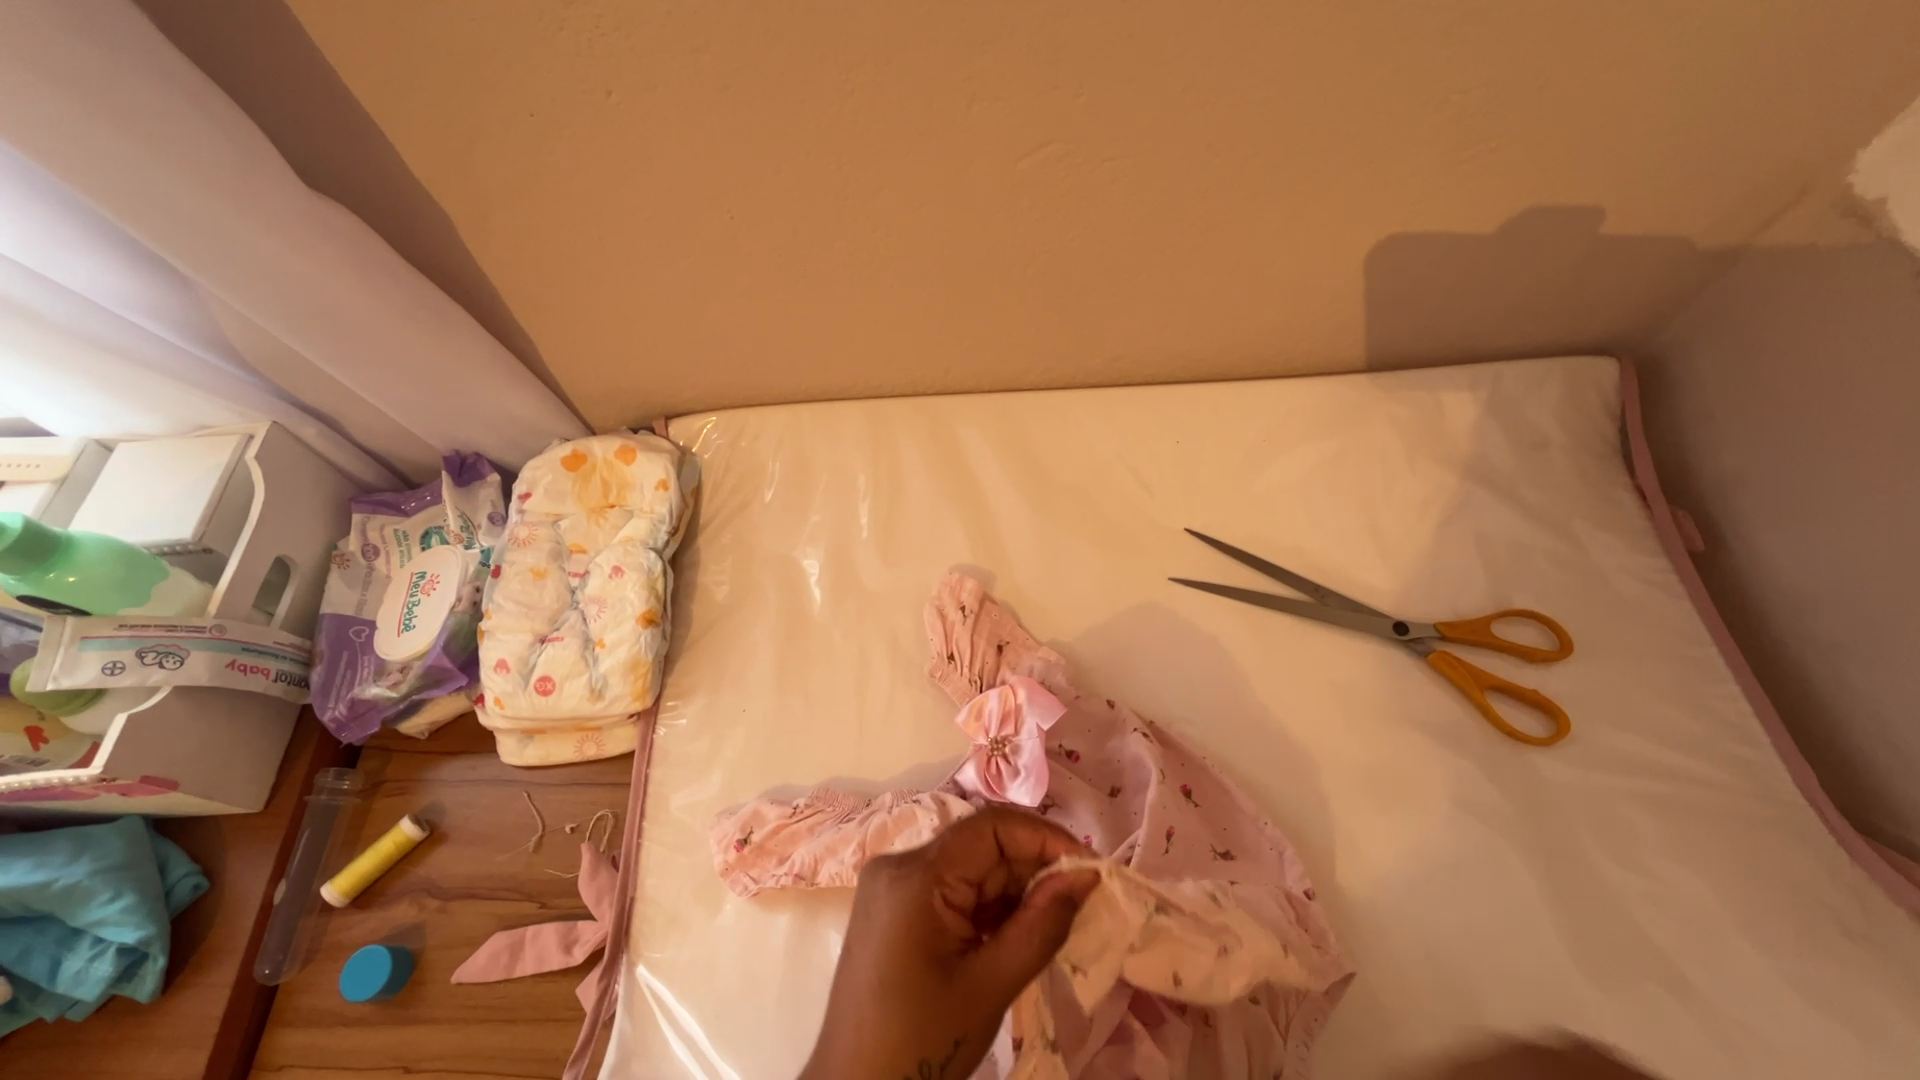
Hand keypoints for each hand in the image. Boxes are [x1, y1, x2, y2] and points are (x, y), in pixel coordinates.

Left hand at [799, 805, 1098, 1079]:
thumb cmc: (922, 1042)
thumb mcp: (991, 985)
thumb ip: (1042, 924)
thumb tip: (1086, 875)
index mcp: (916, 874)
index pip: (992, 827)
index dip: (1046, 838)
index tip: (1090, 870)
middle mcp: (900, 865)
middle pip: (982, 846)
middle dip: (1034, 870)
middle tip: (1080, 906)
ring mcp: (894, 887)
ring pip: (972, 868)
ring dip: (1014, 893)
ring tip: (1048, 931)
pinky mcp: (896, 909)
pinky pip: (954, 890)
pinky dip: (989, 908)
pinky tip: (1011, 939)